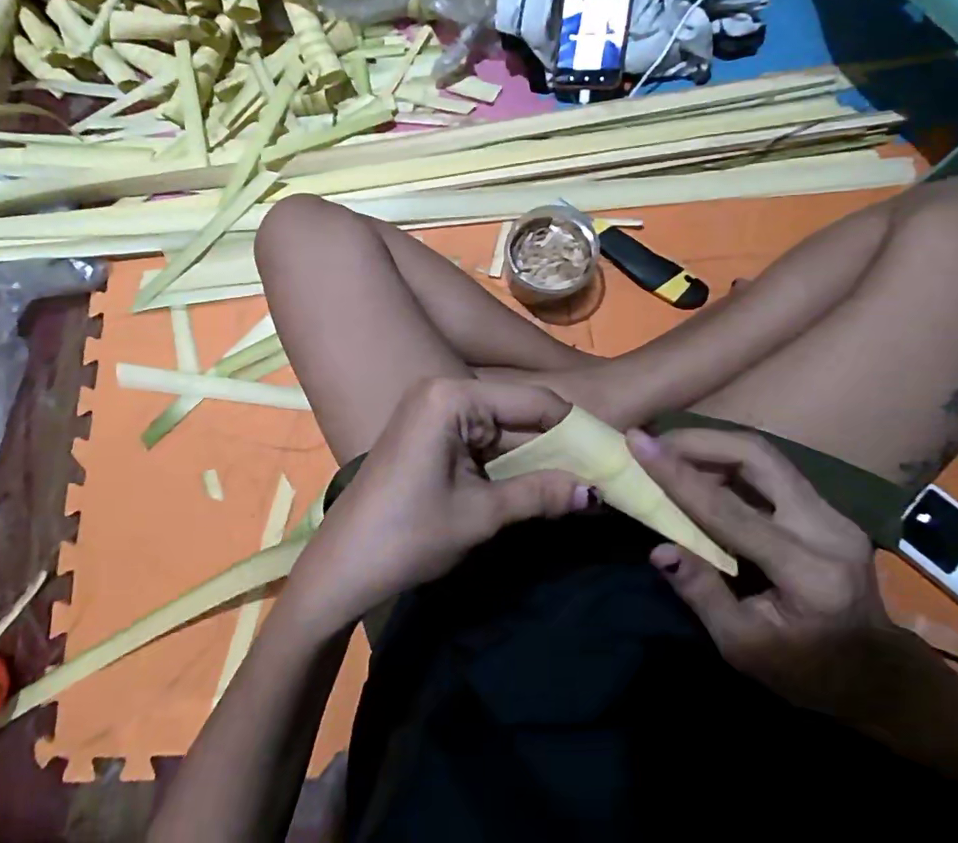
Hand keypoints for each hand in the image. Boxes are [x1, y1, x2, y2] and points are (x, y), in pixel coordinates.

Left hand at [277, 379, 586, 635]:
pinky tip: (541, 488)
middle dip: (559, 448)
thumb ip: (540, 494)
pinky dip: (509, 465)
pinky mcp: (429, 435)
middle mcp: (442, 390)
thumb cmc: (408, 535)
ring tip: (582, 487)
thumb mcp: (480, 514)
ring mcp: (432, 412)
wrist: (342, 566)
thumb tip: (598, 493)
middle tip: (605, 479)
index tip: (615, 458)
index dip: (577, 430)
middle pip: (519, 414)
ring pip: (503, 431)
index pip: (533, 402)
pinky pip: (482, 443)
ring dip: (537, 460)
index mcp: (451, 396)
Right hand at [629, 428, 910, 716]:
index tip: (638, 442)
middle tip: (655, 443)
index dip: (678, 474)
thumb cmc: (806, 673)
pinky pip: (772, 470)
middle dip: (700, 442)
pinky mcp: (828, 510)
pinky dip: (730, 462)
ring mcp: (834, 515)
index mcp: (807, 572)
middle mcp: (828, 530)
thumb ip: (701, 593)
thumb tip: (659, 549)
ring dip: (714, 447)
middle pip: (758, 457)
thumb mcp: (743, 647)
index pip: (730, 510)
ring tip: (670, 453)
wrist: (879, 679)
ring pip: (766, 456)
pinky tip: (702, 470)